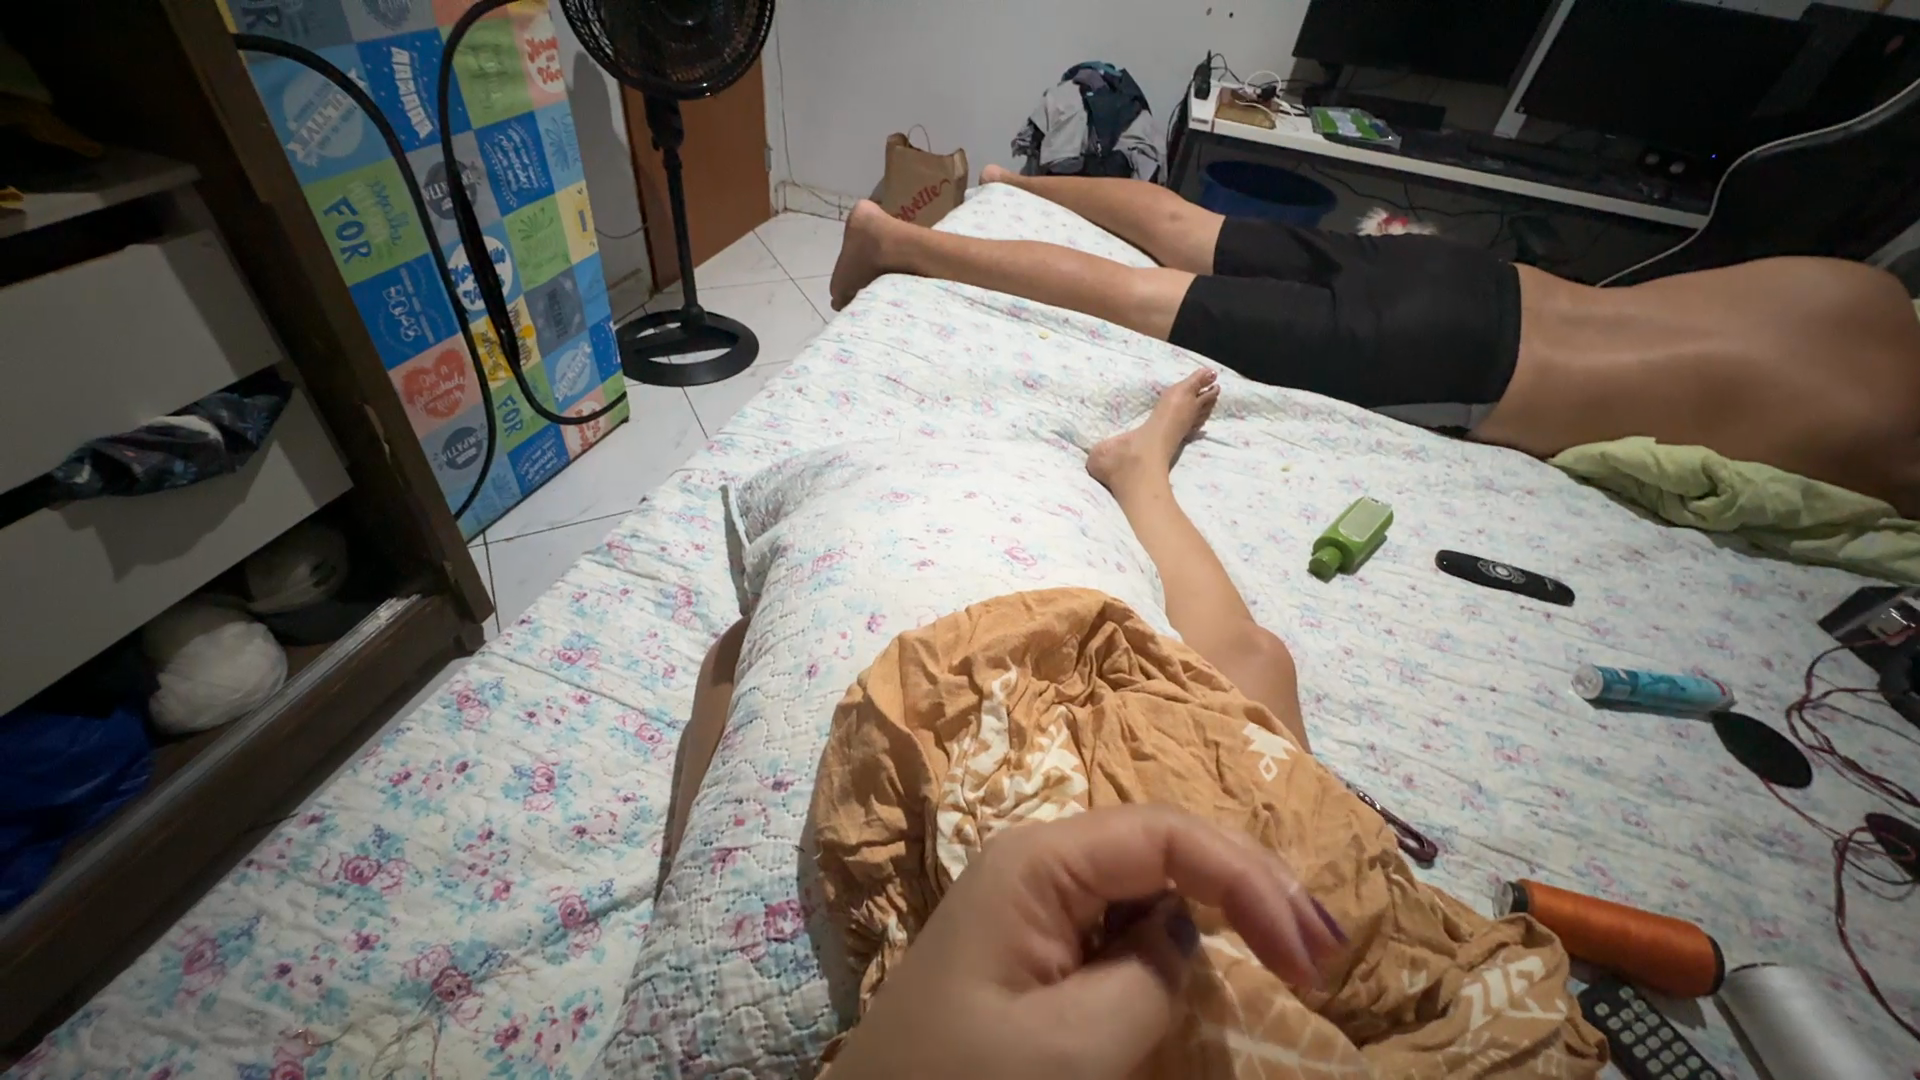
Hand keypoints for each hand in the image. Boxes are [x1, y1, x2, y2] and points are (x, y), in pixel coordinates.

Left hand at [828, 805, 1345, 1079]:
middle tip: (1323, 948)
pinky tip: (1216, 948)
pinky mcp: (1037, 935)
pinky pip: (1120, 916)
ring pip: (1148, 875)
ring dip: (1220, 901)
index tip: (1312, 959)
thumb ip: (1149, 977)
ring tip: (1288, 942)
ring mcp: (1037, 895)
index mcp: (1040, 860)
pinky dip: (1178, 931)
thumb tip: (1184, 930)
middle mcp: (1040, 858)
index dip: (1247, 880)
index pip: (1165, 834)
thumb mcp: (1069, 1050)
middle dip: (1244, 882)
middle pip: (1162, 842)